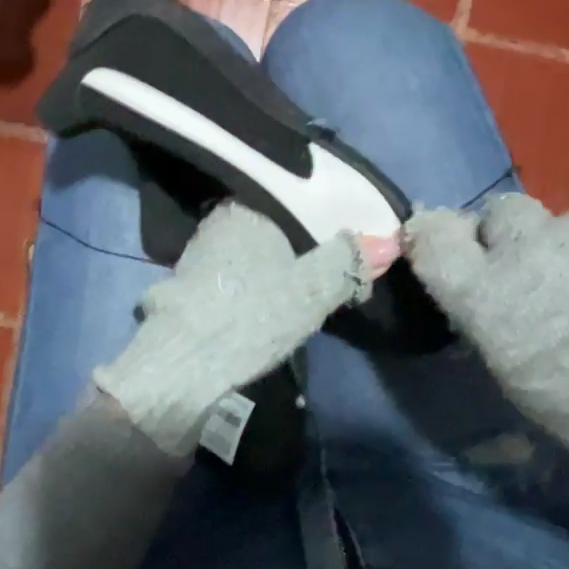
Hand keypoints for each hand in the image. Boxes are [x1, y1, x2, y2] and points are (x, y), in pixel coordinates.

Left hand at [95, 203, 393, 455]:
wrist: (183, 366)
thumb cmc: (252, 315)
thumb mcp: (311, 290)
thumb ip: (348, 262)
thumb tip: (388, 240)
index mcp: (245, 209)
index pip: (288, 201)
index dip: (314, 221)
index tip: (333, 241)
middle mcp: (215, 222)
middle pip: (264, 228)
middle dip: (288, 247)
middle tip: (316, 270)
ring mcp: (193, 256)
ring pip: (242, 255)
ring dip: (262, 270)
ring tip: (288, 293)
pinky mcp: (181, 290)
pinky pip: (223, 280)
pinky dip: (241, 291)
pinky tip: (254, 311)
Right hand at [403, 193, 568, 539]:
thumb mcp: (524, 377)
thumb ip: (498, 320)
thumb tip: (494, 296)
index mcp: (488, 293)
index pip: (433, 234)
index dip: (439, 236)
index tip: (455, 249)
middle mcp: (529, 245)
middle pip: (504, 213)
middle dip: (517, 236)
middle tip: (548, 275)